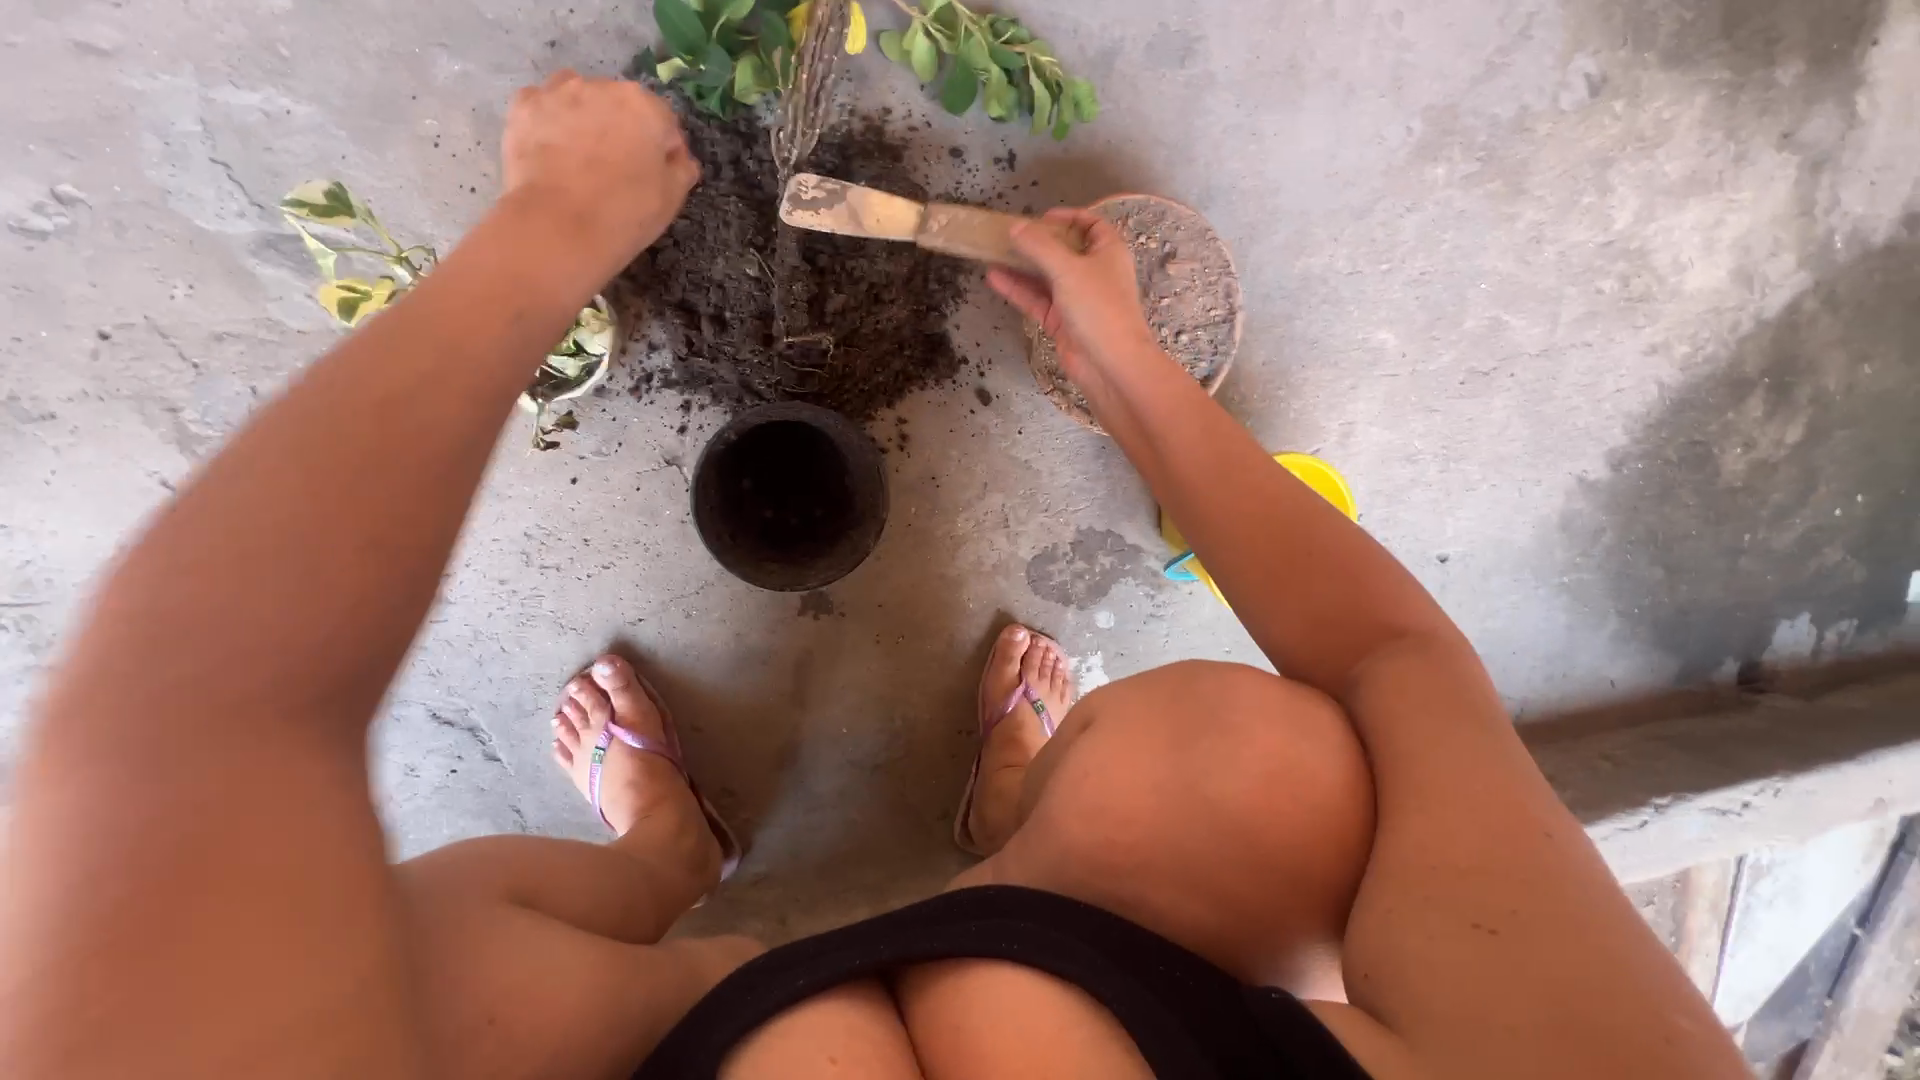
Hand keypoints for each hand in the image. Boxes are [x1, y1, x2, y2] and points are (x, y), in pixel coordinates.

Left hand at [501, 70, 698, 276]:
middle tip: (620, 171)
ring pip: (581, 100)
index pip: (665, 124)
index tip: (660, 176)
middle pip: (622, 106)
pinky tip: (554, 153)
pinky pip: (546, 107)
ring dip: (588, 120)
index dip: (665, 152)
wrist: (558, 226)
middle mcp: (603, 87)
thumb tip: (679, 158)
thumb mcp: (672, 198)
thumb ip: (681, 169)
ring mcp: (559, 92)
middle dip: (625, 131)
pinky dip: (552, 124)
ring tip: (583, 159)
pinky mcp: (524, 106)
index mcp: (646, 107)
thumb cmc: (625, 213)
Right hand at [987, 207, 1161, 385]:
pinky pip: (1037, 300)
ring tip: (992, 254)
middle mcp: (1094, 273)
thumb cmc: (1099, 308)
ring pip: (1046, 277)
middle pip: (1063, 251)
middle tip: (1009, 236)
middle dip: (1037, 243)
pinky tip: (995, 278)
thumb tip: (1016, 227)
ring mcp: (1077, 299)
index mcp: (1108, 252)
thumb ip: (1039, 246)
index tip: (1041, 217)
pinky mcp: (1062, 322)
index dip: (1068, 217)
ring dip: (1022, 266)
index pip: (1090, 224)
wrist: (1111, 364)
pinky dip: (1018, 290)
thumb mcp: (1068, 269)